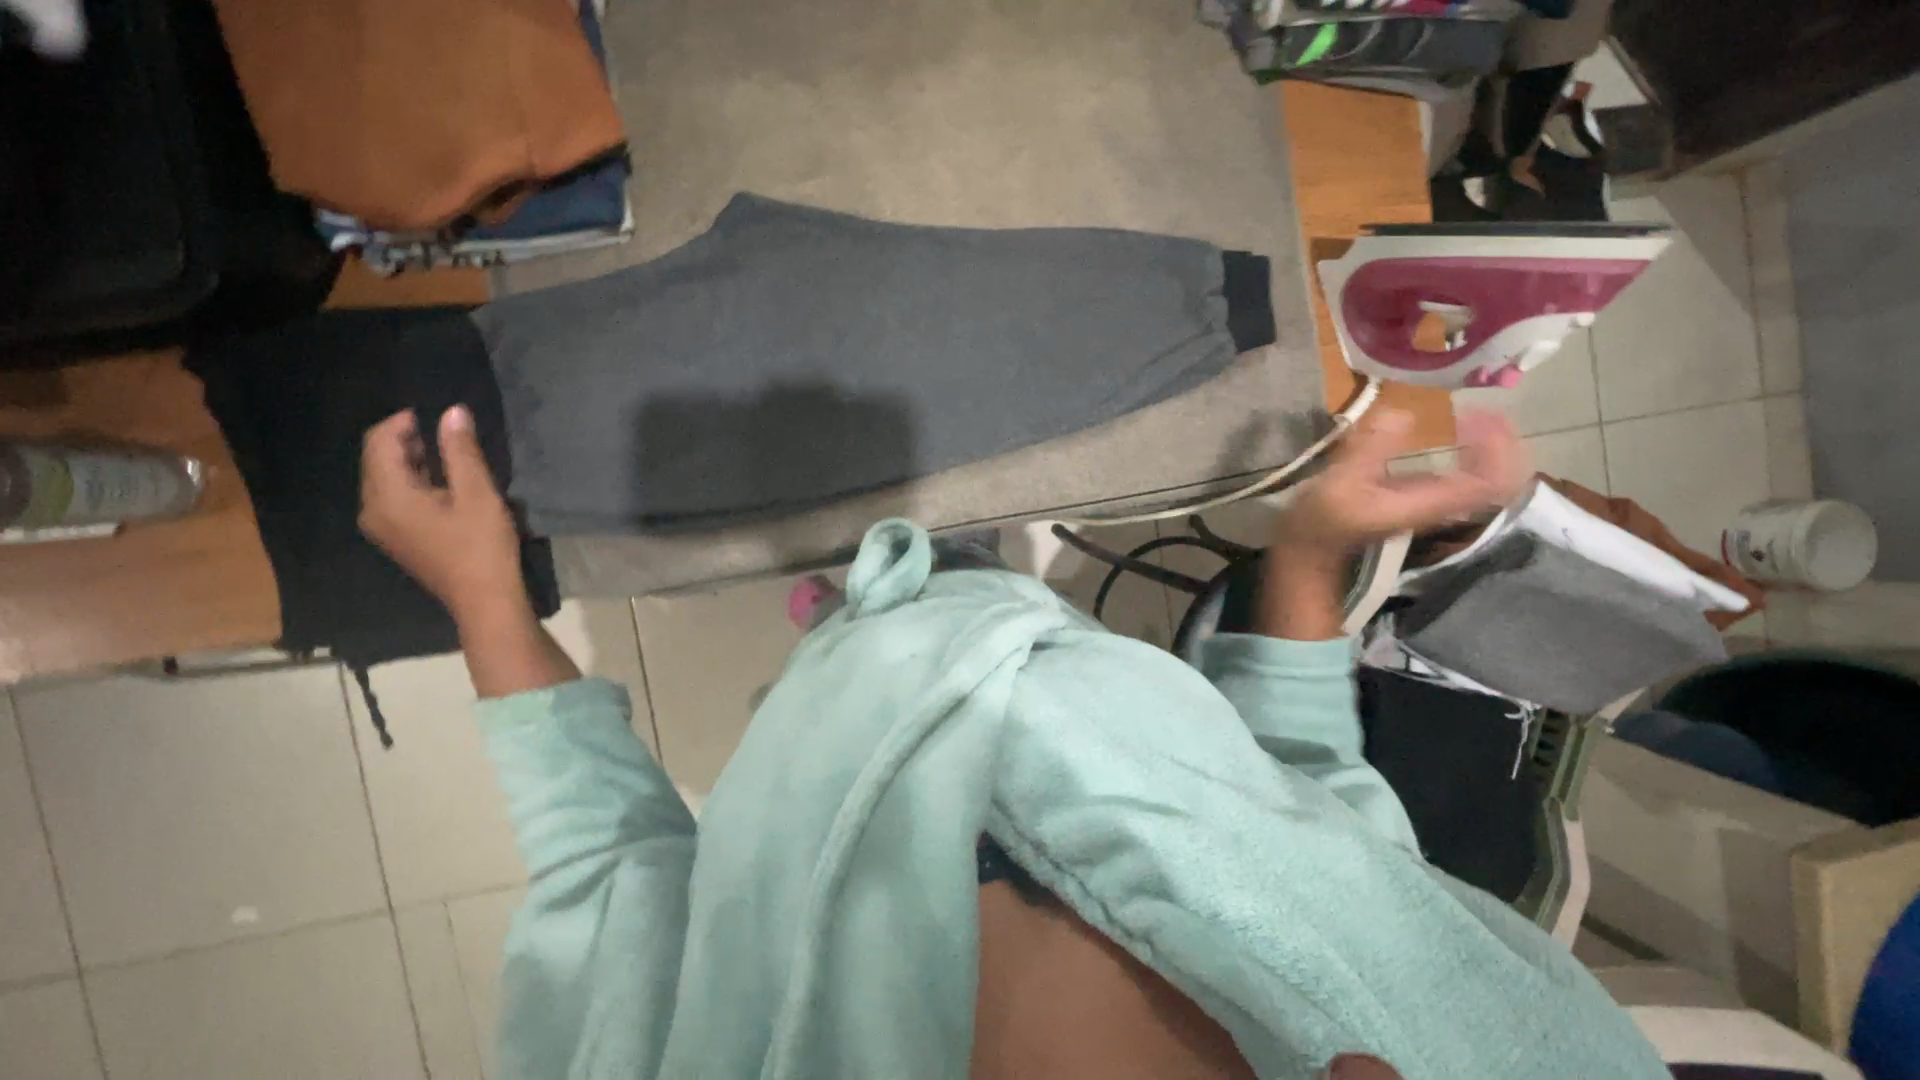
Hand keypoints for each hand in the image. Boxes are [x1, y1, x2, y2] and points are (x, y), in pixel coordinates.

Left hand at [358, 406, 524, 623]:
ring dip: (413, 461)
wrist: (484, 601)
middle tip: (448, 435)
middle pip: (377, 459)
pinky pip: (394, 498)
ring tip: (451, 457)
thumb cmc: (482, 546)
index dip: (404, 422)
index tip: (438, 415)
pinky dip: (414, 482)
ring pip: (386, 478)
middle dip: (407, 440)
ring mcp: (381, 527)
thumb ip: (461, 450)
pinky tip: (445, 486)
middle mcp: (372, 509)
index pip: (379, 442)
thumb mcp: (477, 494)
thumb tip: (452, 411)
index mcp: (387, 496)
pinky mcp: (396, 538)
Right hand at [1258, 408, 1529, 639]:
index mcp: (1429, 503)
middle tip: (1480, 410)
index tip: (1473, 415)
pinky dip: (1470, 450)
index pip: (1490, 481)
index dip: (1495, 447)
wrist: (1312, 549)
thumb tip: (1402, 412)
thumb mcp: (1340, 481)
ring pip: (1485, 476)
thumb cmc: (1322, 519)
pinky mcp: (1419, 497)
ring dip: (1488, 445)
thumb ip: (1371, 449)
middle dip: (1499, 441)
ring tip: (1472, 416)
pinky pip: (1465, 473)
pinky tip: (1455, 431)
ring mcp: (1432, 502)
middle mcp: (1439, 504)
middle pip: (1500, 478)